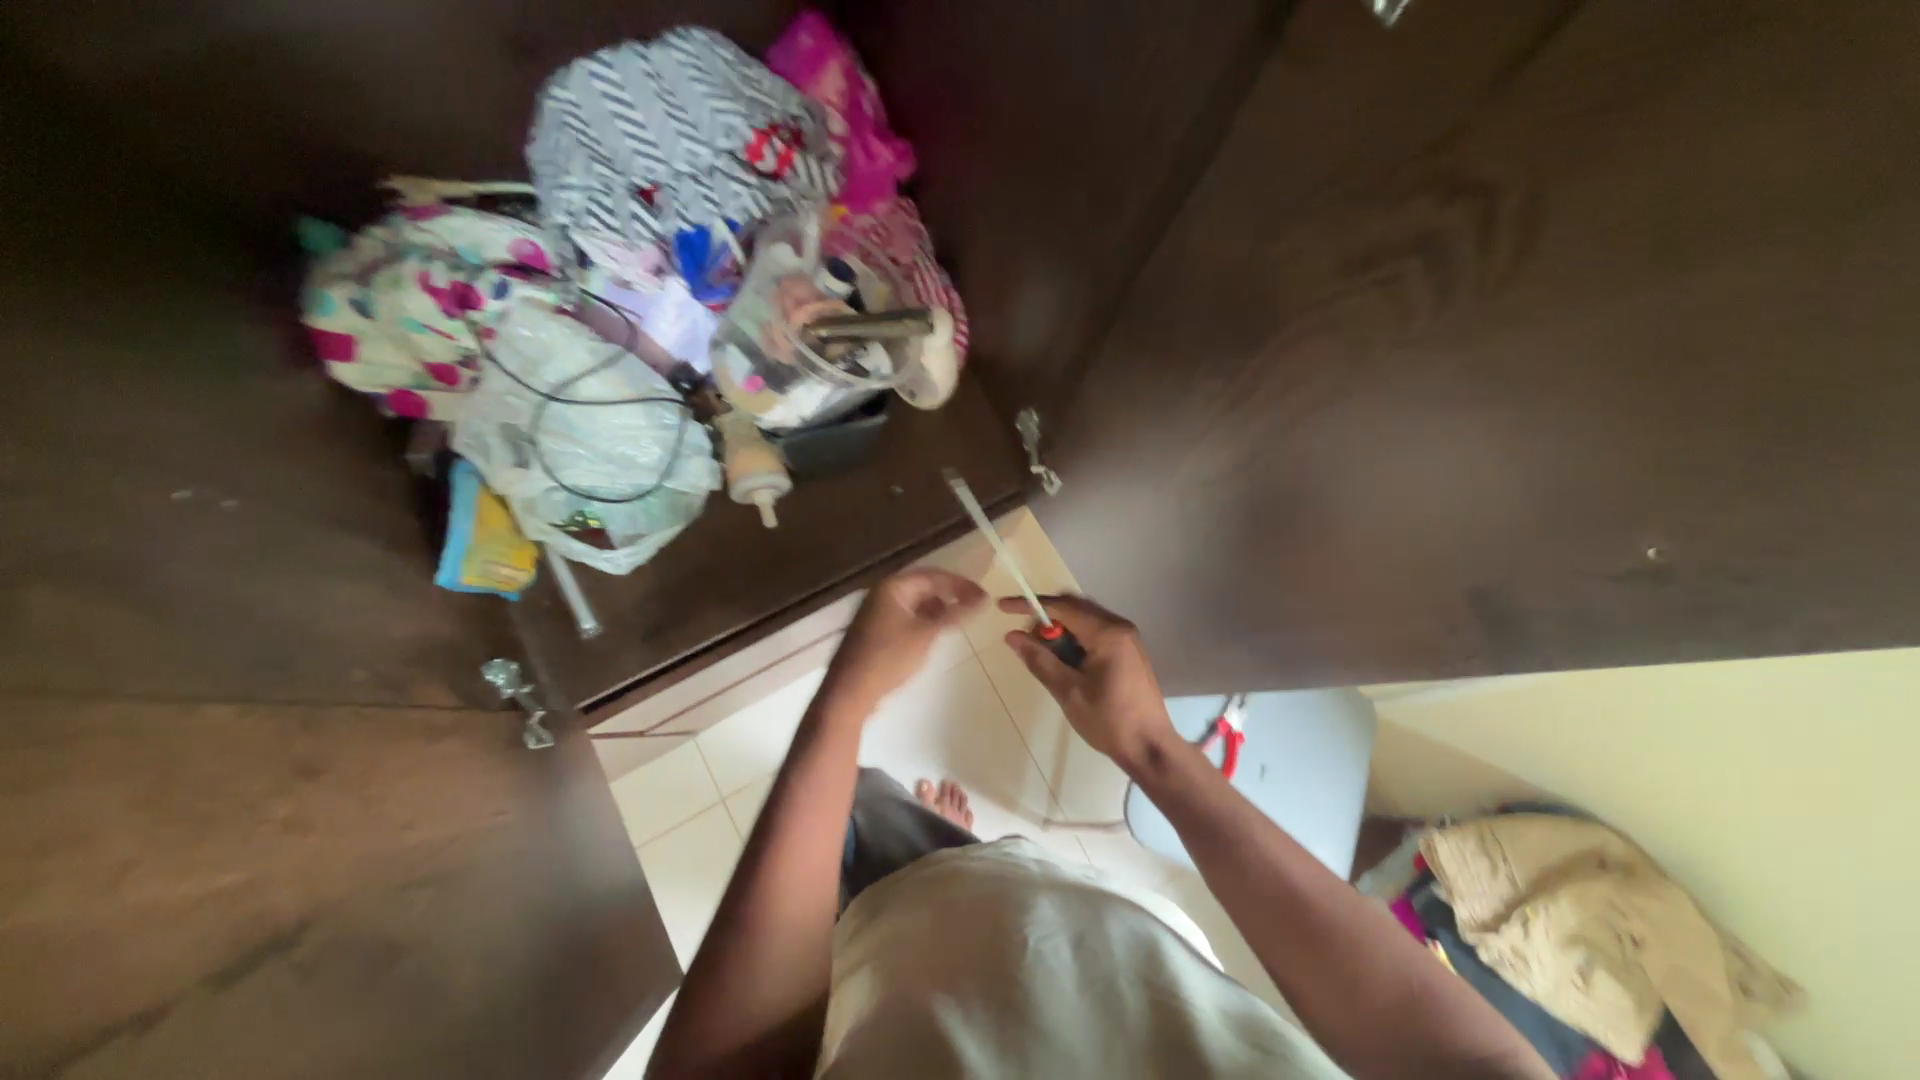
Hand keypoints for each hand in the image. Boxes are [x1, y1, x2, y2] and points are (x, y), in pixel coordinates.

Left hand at [822, 568, 986, 710]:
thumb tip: (982, 598)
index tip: (983, 596)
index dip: (960, 584)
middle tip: (974, 606)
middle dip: (950, 594)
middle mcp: (883, 593)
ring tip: (959, 620)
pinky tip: (936, 633)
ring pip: (914, 602)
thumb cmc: (888, 658)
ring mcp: (877, 611)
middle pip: (923, 585)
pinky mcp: (875, 630)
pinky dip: (924, 620)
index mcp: (893, 587)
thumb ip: (954, 614)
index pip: (933, 575)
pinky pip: (906, 616)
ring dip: (938, 607)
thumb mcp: (926, 634)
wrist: (849, 691)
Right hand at [1001, 596, 1178, 772]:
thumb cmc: (1109, 720)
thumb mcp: (1068, 691)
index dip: (1030, 605)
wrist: (1149, 747)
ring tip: (1040, 653)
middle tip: (1023, 638)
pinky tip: (1063, 661)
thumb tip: (1012, 636)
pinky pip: (1096, 633)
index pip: (1061, 607)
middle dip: (1045, 618)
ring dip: (1060, 630)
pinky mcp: (1128, 652)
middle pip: (1074, 608)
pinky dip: (1075, 640)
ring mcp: (1127, 639)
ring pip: (1085, 620)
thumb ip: (1039, 660)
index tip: (1003, 607)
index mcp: (1107, 633)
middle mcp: (1120, 627)